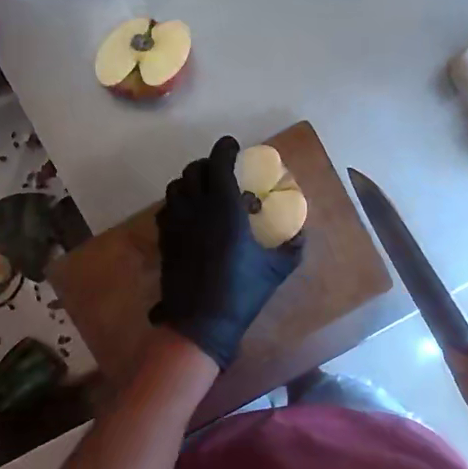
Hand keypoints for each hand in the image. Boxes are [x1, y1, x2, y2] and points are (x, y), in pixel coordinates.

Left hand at [150, 136, 302, 369]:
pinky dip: (177, 206)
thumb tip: (302, 234)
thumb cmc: (242, 292)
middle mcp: (196, 209)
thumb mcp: (275, 271)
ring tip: (204, 194)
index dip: (225, 149)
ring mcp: (176, 224)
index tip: (233, 146)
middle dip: (208, 166)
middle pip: (193, 171)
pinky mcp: (164, 241)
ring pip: (175, 189)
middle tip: (222, 173)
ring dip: (190, 184)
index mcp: (224, 208)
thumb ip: (292, 248)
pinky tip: (190, 219)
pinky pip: (166, 211)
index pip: (219, 163)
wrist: (201, 322)